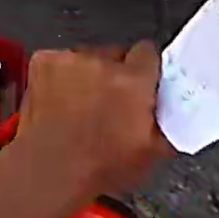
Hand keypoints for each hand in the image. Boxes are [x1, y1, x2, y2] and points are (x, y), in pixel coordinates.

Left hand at [6, 43, 170, 206]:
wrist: (51, 166)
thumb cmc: (100, 164)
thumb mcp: (151, 151)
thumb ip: (167, 118)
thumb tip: (174, 105)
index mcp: (132, 81)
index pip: (147, 51)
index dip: (145, 66)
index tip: (142, 78)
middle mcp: (101, 63)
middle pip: (114, 54)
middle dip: (115, 72)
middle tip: (110, 99)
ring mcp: (69, 59)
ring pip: (85, 57)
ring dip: (87, 73)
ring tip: (81, 103)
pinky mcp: (44, 60)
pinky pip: (59, 60)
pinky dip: (60, 75)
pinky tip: (60, 99)